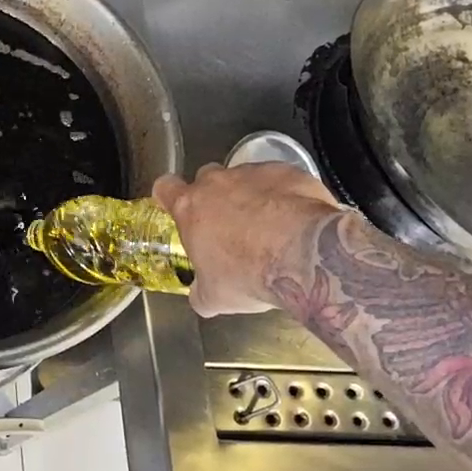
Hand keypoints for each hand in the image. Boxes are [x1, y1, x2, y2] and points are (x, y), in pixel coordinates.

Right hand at [152, 163, 342, 316]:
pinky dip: (285, 195)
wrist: (306, 255)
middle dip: (215, 196)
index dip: (169, 195)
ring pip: (245, 178)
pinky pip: (280, 180)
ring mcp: (252, 173)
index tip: (177, 205)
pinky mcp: (287, 172)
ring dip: (252, 196)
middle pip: (206, 178)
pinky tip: (298, 220)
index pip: (165, 187)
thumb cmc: (250, 275)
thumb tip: (199, 298)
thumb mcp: (216, 296)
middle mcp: (216, 183)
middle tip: (231, 224)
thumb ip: (201, 291)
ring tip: (272, 226)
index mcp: (189, 208)